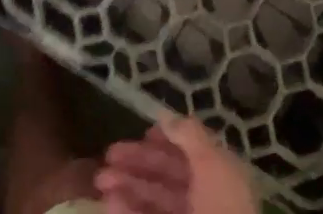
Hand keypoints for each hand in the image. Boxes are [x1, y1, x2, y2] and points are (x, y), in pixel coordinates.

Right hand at [97, 117, 258, 213]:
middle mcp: (204, 195)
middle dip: (139, 161)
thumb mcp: (212, 163)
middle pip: (168, 174)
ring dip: (127, 186)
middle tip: (109, 154)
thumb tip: (166, 116)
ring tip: (101, 180)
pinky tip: (109, 203)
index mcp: (220, 173)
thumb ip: (190, 136)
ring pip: (154, 198)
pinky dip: (128, 210)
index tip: (142, 133)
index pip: (192, 151)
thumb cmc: (222, 207)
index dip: (168, 140)